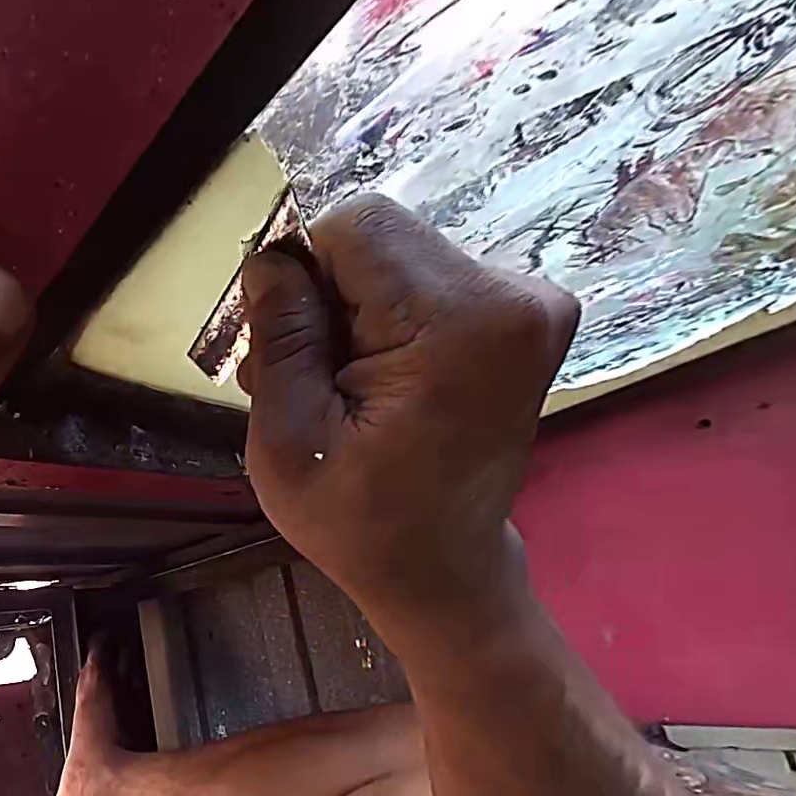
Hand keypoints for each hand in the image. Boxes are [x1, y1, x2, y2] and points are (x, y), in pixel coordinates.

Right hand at [238, 195, 578, 617]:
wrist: (437, 569)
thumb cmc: (357, 522)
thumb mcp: (289, 438)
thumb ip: (280, 339)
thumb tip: (268, 260)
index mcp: (462, 324)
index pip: (359, 226)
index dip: (299, 272)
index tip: (275, 339)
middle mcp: (515, 296)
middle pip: (378, 243)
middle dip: (319, 300)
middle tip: (293, 376)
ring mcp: (526, 306)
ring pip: (392, 263)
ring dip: (341, 317)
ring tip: (323, 389)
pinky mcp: (516, 321)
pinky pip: (418, 287)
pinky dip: (374, 326)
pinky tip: (357, 382)